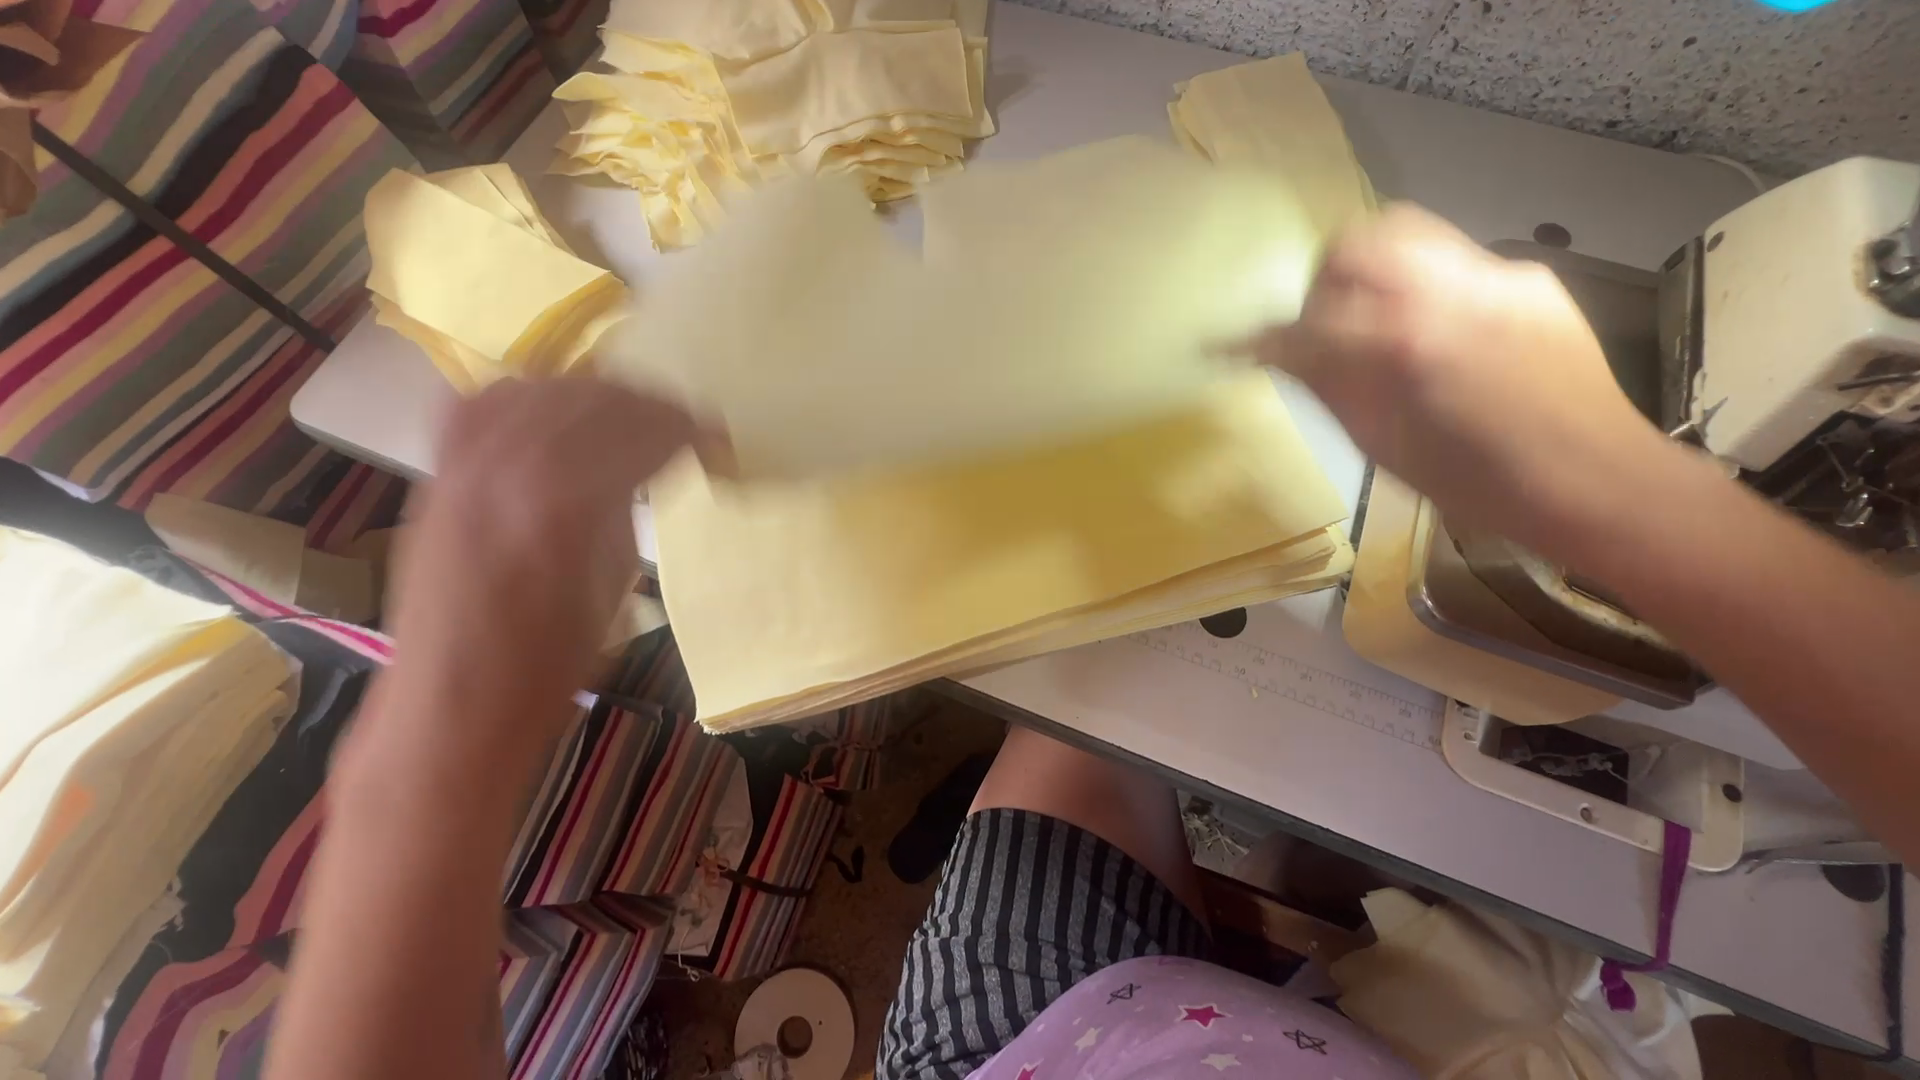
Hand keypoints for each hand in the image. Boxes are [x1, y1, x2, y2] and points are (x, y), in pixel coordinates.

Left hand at [382, 378, 698, 749]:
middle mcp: (506, 467)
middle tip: (687, 428)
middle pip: (594, 398)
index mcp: (564, 504)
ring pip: (540, 389)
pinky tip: (554, 413)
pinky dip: (526, 397)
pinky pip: (481, 404)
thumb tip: (648, 469)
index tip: (720, 444)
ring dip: (596, 395)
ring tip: (629, 417)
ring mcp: (462, 465)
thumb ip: (624, 513)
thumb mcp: (612, 587)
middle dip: (652, 406)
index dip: (691, 431)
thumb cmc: (547, 669)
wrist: (451, 707)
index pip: (642, 433)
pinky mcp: (435, 475)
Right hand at [1252, 203, 1670, 554]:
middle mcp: (1448, 288)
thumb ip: (1330, 387)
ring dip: (1372, 272)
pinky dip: (1421, 291)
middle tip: (1320, 324)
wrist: (1595, 480)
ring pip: (1407, 234)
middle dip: (1324, 282)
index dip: (1263, 339)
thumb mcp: (1384, 445)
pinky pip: (1452, 265)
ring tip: (1372, 319)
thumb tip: (1285, 356)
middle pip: (1358, 243)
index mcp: (1405, 341)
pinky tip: (1436, 337)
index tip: (1238, 349)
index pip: (1308, 321)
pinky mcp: (1526, 278)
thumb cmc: (1479, 484)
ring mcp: (1494, 275)